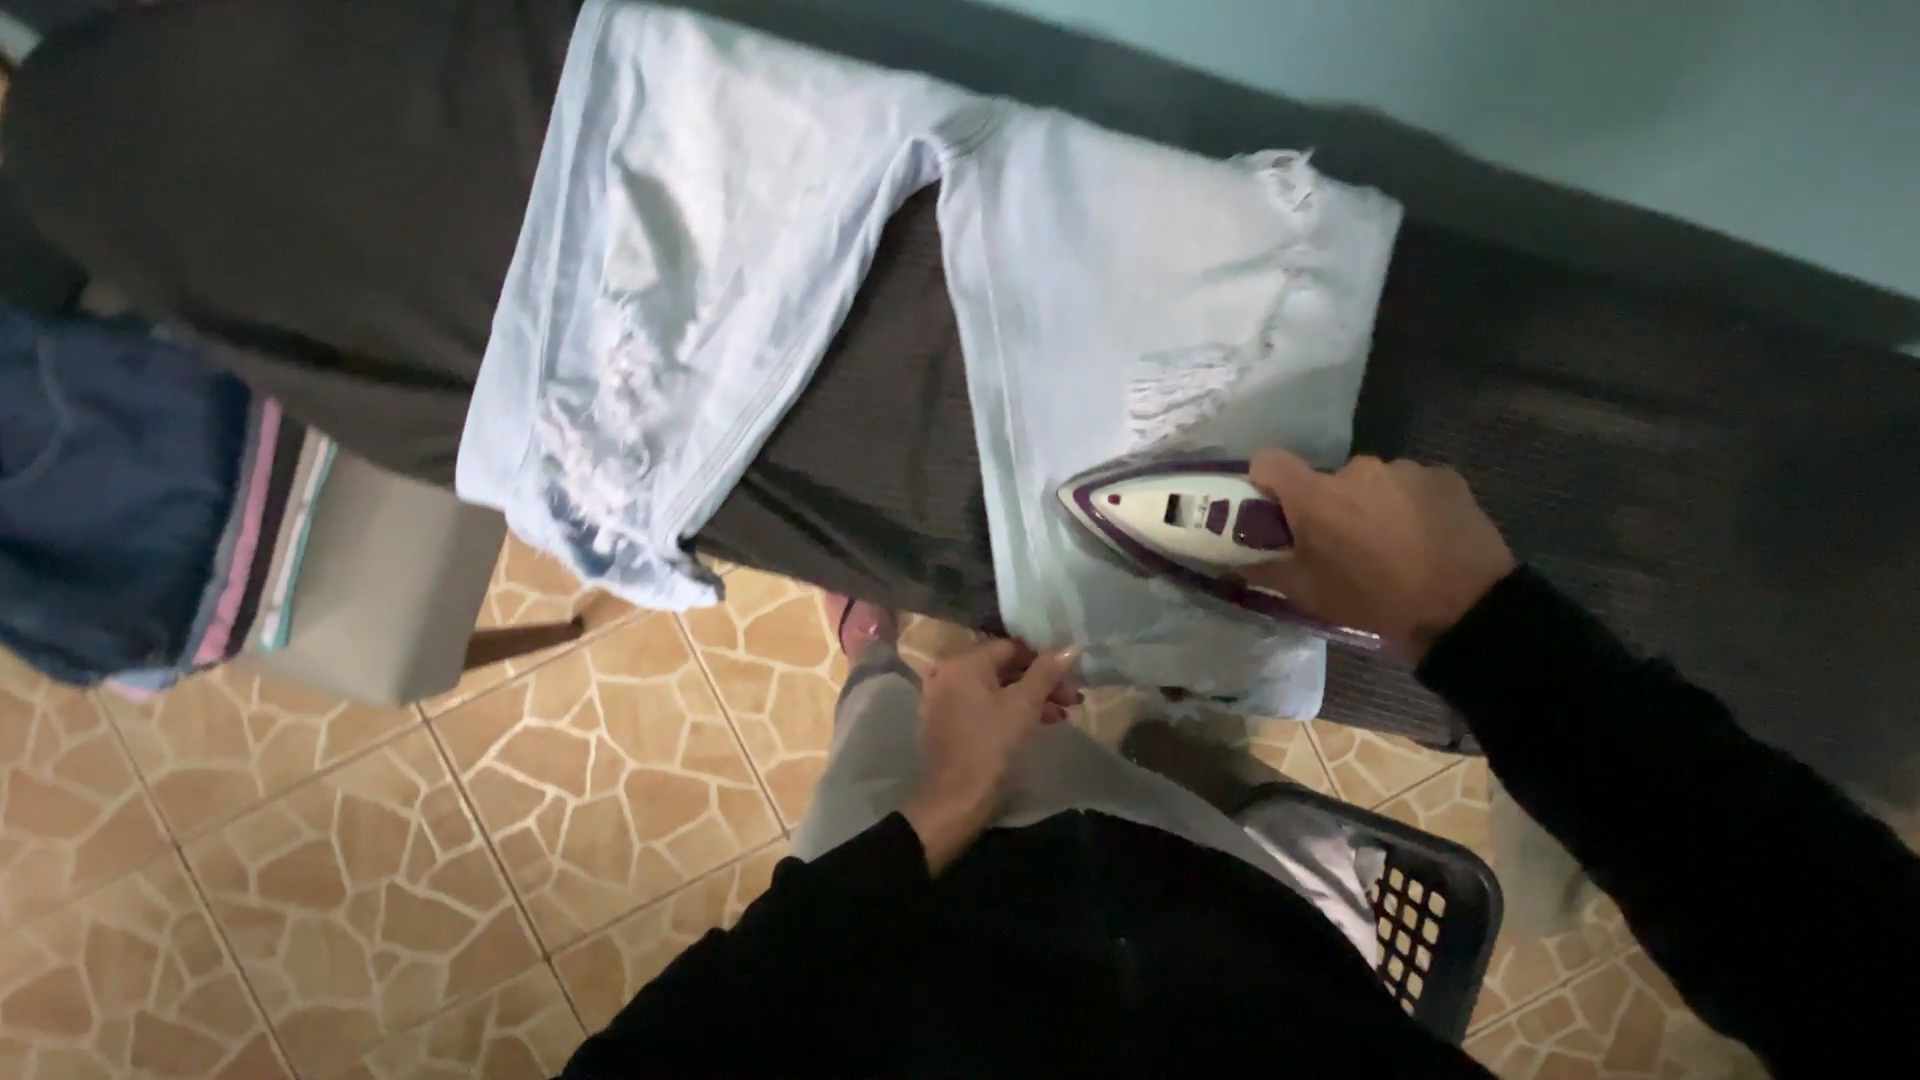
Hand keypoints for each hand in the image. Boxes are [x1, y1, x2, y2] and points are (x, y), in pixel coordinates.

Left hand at [902, 640, 1076, 873]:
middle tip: (1072, 698)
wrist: (955, 800)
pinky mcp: (948, 724)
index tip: (1070, 674)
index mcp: (962, 663)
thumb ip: (1046, 672)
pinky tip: (1039, 724)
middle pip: (1003, 668)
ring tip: (1063, 715)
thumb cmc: (990, 746)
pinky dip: (1010, 711)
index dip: (1043, 658)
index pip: (1010, 647)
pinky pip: (984, 706)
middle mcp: (948, 674)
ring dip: (1030, 699)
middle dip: (1040, 682)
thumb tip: (1069, 647)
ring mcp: (945, 700)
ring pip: (996, 689)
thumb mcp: (1024, 705)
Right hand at [1243, 450, 1516, 659]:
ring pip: (1372, 482)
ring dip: (1371, 504)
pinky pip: (1412, 485)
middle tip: (1341, 543)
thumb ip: (1264, 569)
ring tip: (1391, 544)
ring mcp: (1405, 469)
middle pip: (1326, 479)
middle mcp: (1356, 470)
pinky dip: (1410, 505)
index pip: (1268, 461)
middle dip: (1328, 505)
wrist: (1465, 609)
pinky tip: (1424, 537)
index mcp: (1315, 495)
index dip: (1264, 481)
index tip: (1271, 506)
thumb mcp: (1307, 593)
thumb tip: (1232, 562)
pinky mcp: (1445, 476)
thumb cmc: (1374, 600)